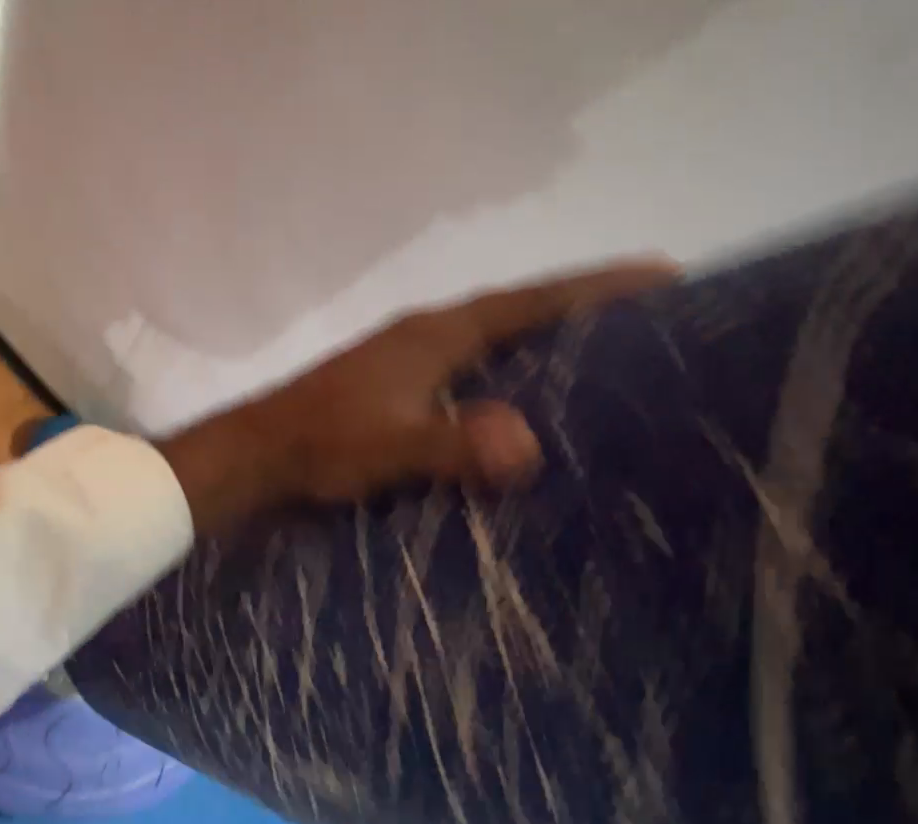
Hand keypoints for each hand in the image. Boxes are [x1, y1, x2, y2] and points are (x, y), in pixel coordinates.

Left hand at [158, 258, 678, 533]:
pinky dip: (496, 374)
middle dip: (576, 311)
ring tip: (596, 359)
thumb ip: (453, 446)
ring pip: (486, 340)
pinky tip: (510, 402)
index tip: (663, 274)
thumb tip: (527, 448)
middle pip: (514, 312)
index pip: (529, 300)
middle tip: (646, 322)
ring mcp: (401, 358)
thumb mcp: (390, 448)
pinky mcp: (386, 386)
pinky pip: (460, 369)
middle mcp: (423, 334)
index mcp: (435, 334)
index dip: (594, 288)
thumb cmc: (320, 447)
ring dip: (536, 342)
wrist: (254, 455)